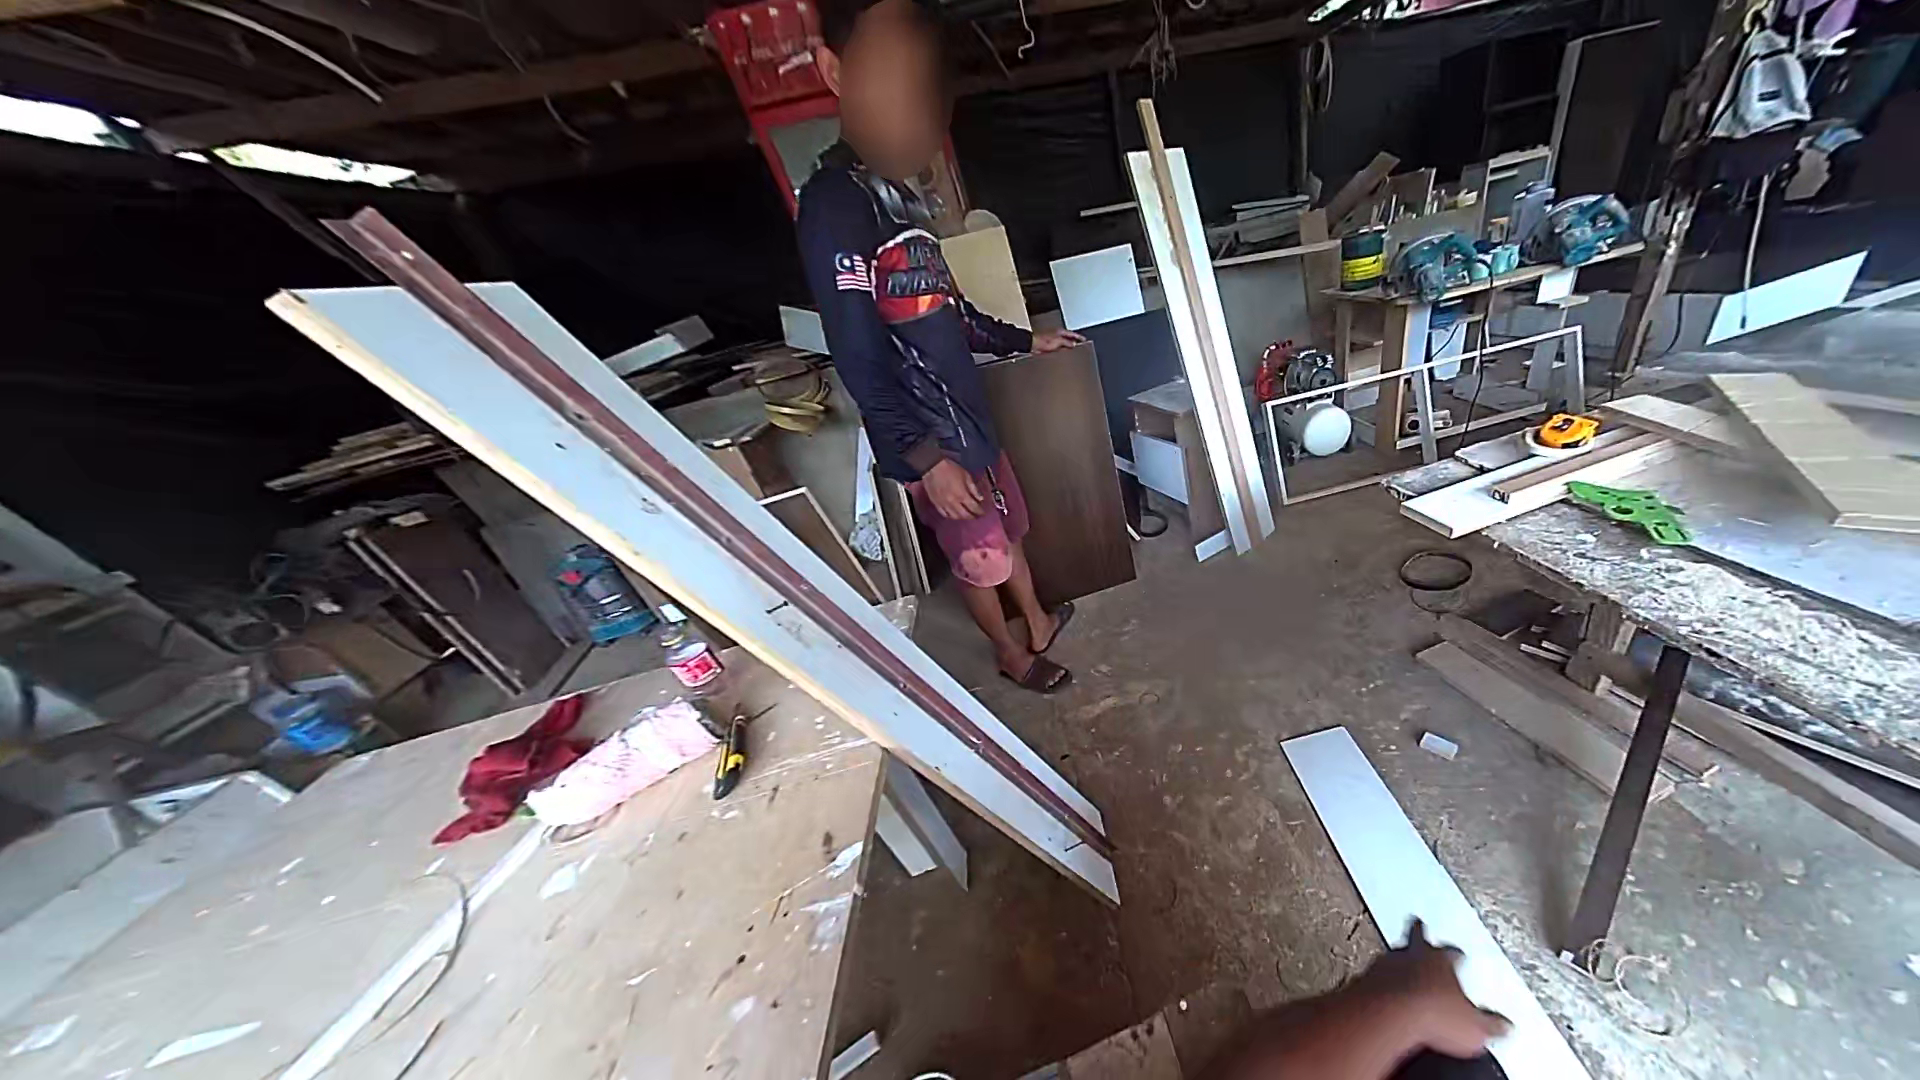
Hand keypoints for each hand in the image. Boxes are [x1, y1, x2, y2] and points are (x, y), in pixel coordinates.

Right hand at [922, 459, 984, 519]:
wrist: (932, 467)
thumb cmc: (950, 469)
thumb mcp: (966, 476)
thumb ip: (973, 489)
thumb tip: (980, 498)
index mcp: (962, 495)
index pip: (974, 508)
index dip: (980, 511)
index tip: (983, 512)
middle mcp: (953, 503)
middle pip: (965, 515)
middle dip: (972, 516)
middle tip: (976, 516)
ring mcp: (944, 505)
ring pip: (954, 517)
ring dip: (962, 517)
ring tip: (966, 515)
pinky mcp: (936, 504)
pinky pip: (944, 514)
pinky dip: (950, 516)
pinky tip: (954, 514)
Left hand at [1031, 328, 1086, 352]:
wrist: (1032, 345)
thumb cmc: (1042, 341)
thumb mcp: (1058, 341)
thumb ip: (1066, 342)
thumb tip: (1073, 344)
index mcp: (1060, 332)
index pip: (1072, 334)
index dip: (1079, 337)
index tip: (1084, 340)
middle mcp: (1056, 334)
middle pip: (1068, 338)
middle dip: (1074, 342)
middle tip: (1079, 346)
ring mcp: (1053, 339)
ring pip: (1063, 343)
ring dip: (1067, 347)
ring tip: (1072, 351)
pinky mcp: (1049, 345)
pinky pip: (1058, 347)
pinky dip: (1061, 350)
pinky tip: (1062, 354)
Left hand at [1359, 920, 1510, 1058]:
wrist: (1390, 1011)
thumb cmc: (1432, 1012)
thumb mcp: (1475, 1025)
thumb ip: (1492, 1023)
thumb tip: (1506, 1026)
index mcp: (1439, 960)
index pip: (1450, 951)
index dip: (1456, 952)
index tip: (1458, 951)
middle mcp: (1410, 953)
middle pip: (1415, 936)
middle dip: (1419, 929)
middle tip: (1418, 922)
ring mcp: (1386, 961)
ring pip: (1395, 952)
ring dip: (1400, 957)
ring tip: (1404, 963)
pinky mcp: (1368, 975)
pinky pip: (1378, 971)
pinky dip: (1384, 976)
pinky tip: (1387, 985)